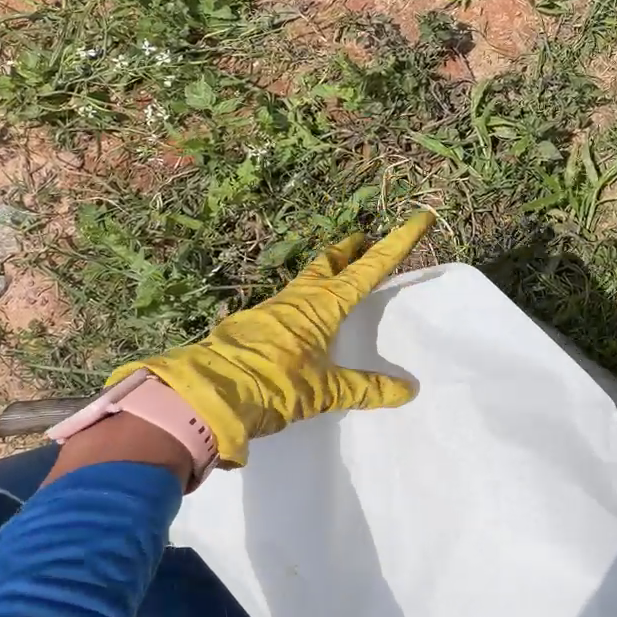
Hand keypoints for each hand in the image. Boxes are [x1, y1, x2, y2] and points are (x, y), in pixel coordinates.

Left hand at [105, 211, 434, 465]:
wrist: (197, 399)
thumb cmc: (270, 385)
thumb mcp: (324, 391)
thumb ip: (365, 389)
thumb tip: (407, 392)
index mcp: (324, 306)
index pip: (371, 267)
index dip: (398, 243)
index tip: (420, 218)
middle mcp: (298, 300)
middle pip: (329, 263)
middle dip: (349, 250)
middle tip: (363, 240)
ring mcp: (268, 312)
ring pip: (304, 282)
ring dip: (322, 274)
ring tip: (333, 279)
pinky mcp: (246, 329)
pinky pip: (283, 306)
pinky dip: (300, 303)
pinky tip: (297, 323)